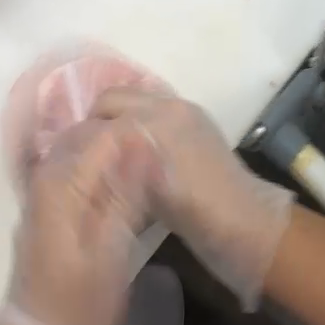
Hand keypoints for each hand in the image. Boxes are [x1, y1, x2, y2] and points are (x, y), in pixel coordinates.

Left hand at [0, 119, 159, 324]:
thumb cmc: (80, 298)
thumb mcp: (111, 249)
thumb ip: (127, 192)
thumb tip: (145, 141)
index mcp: (61, 181)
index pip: (105, 134)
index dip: (137, 134)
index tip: (166, 142)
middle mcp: (47, 173)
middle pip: (90, 133)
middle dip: (124, 135)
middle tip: (159, 147)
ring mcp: (43, 186)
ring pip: (81, 145)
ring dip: (111, 146)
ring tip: (145, 157)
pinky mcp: (47, 199)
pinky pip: (75, 162)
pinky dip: (98, 162)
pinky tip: (121, 176)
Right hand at [92, 89, 292, 310]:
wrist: (249, 226)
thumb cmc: (197, 216)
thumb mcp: (149, 193)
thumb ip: (120, 162)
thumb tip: (91, 154)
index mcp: (157, 117)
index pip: (105, 106)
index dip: (86, 129)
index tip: (75, 154)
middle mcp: (170, 104)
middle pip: (117, 98)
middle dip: (100, 120)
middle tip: (90, 154)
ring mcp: (186, 111)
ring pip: (136, 104)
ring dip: (120, 122)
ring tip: (110, 154)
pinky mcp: (198, 123)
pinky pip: (156, 112)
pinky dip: (140, 126)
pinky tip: (138, 156)